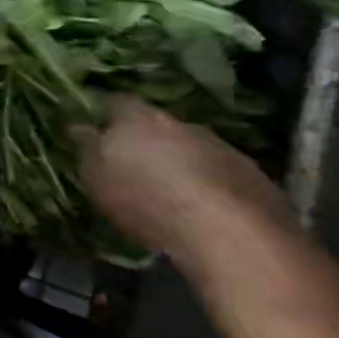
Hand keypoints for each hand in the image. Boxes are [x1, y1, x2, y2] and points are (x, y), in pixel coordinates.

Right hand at [75, 95, 290, 265]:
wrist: (233, 236)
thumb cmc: (146, 200)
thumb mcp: (97, 177)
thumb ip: (87, 148)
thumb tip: (79, 126)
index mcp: (139, 119)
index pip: (118, 101)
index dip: (107, 111)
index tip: (99, 125)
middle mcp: (183, 124)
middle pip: (160, 125)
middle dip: (147, 138)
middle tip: (134, 160)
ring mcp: (226, 149)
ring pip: (194, 147)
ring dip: (181, 160)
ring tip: (171, 188)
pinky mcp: (259, 178)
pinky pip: (223, 172)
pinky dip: (211, 183)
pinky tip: (204, 207)